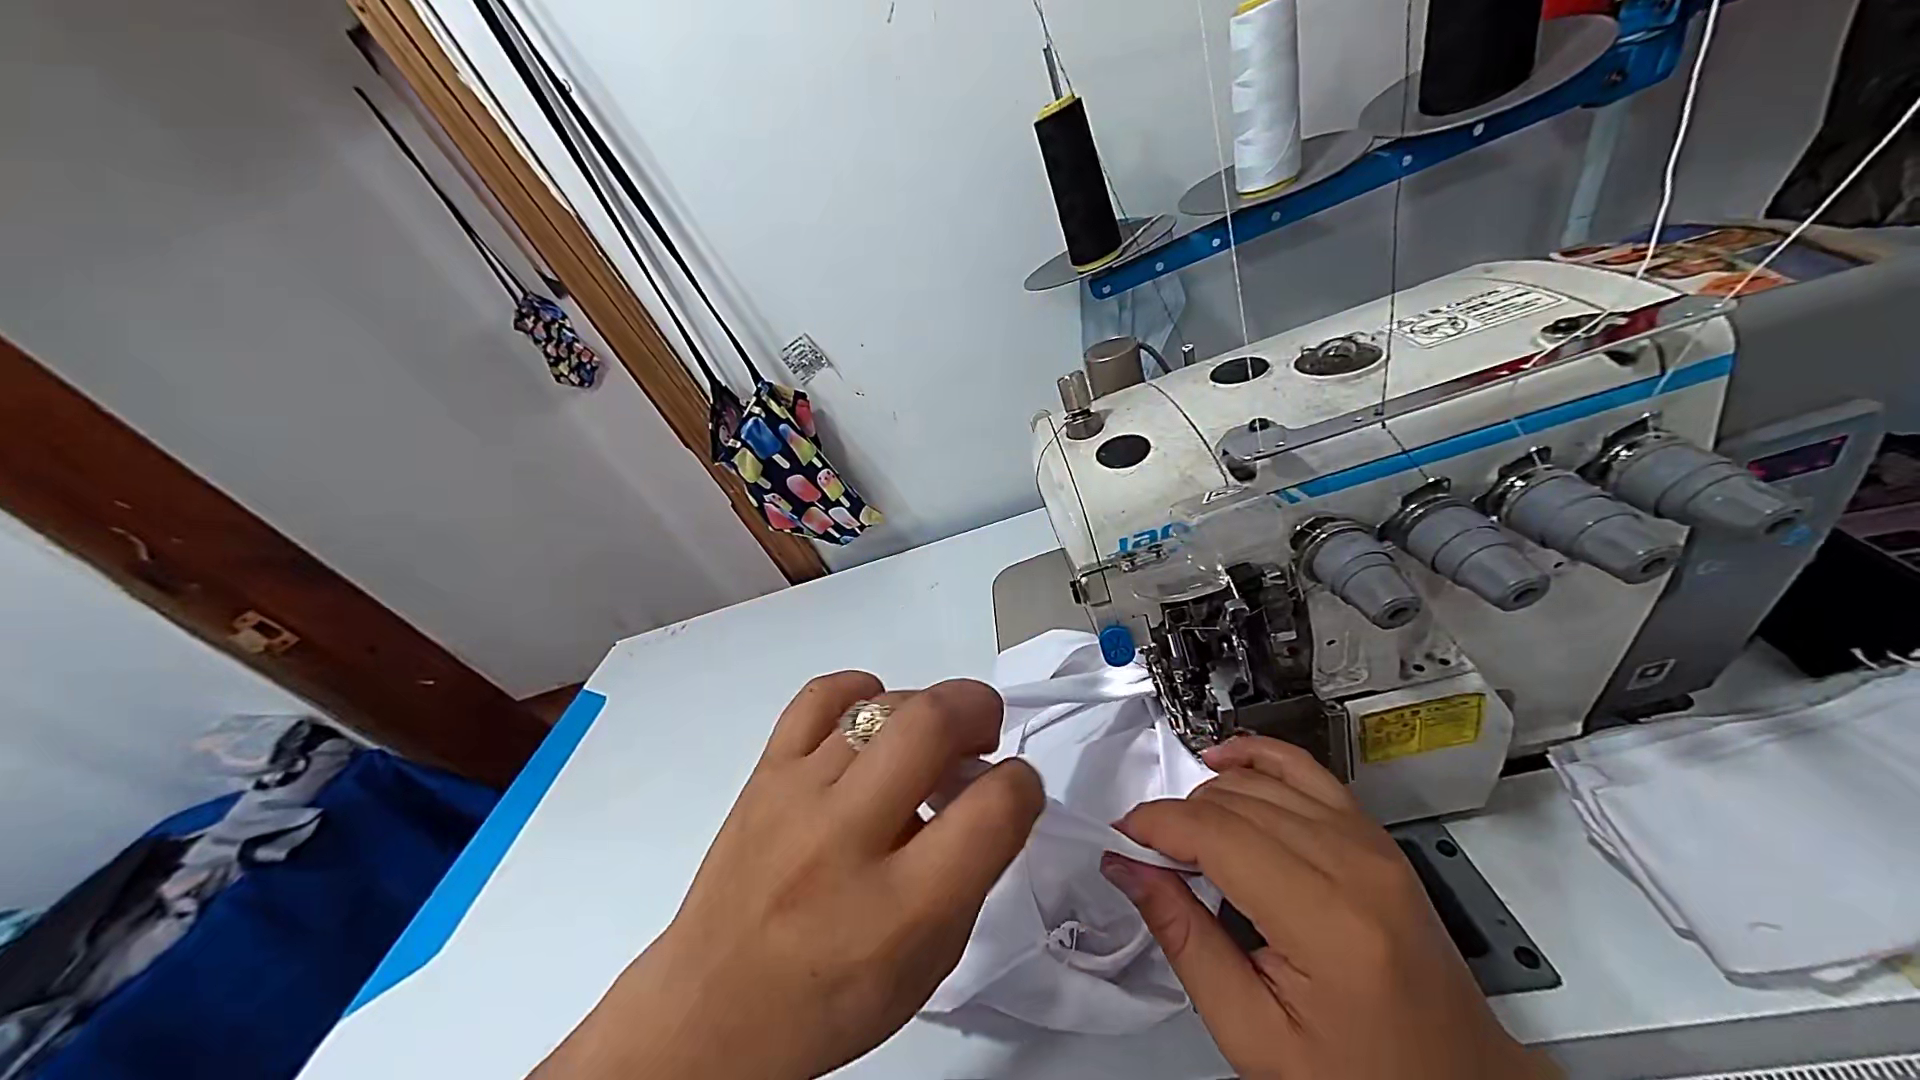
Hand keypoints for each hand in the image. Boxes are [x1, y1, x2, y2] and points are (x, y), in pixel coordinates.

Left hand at [532, 674, 1043, 1079]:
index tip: (1014, 787)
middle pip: (932, 724)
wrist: (712, 1011)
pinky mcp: (762, 773)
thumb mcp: (931, 960)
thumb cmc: (833, 998)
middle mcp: (848, 839)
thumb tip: (991, 790)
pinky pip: (818, 696)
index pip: (994, 808)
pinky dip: (859, 691)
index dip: (1023, 784)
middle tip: (982, 733)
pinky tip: (870, 718)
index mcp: (904, 906)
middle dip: (978, 708)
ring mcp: (797, 796)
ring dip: (927, 707)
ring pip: (882, 703)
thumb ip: (973, 871)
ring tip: (929, 737)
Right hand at [1102, 736, 1555, 1079]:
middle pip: (1234, 803)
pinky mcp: (1374, 836)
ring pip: (1260, 782)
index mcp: (1328, 922)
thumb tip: (1129, 869)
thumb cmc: (1359, 1077)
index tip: (1123, 839)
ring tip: (1181, 833)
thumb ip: (1185, 940)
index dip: (1156, 826)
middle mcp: (1356, 865)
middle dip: (1175, 817)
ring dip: (1206, 796)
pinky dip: (1257, 756)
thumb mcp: (1253, 1032)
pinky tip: (1223, 761)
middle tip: (1147, 851)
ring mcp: (1370, 843)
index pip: (1217, 835)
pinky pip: (1305, 768)